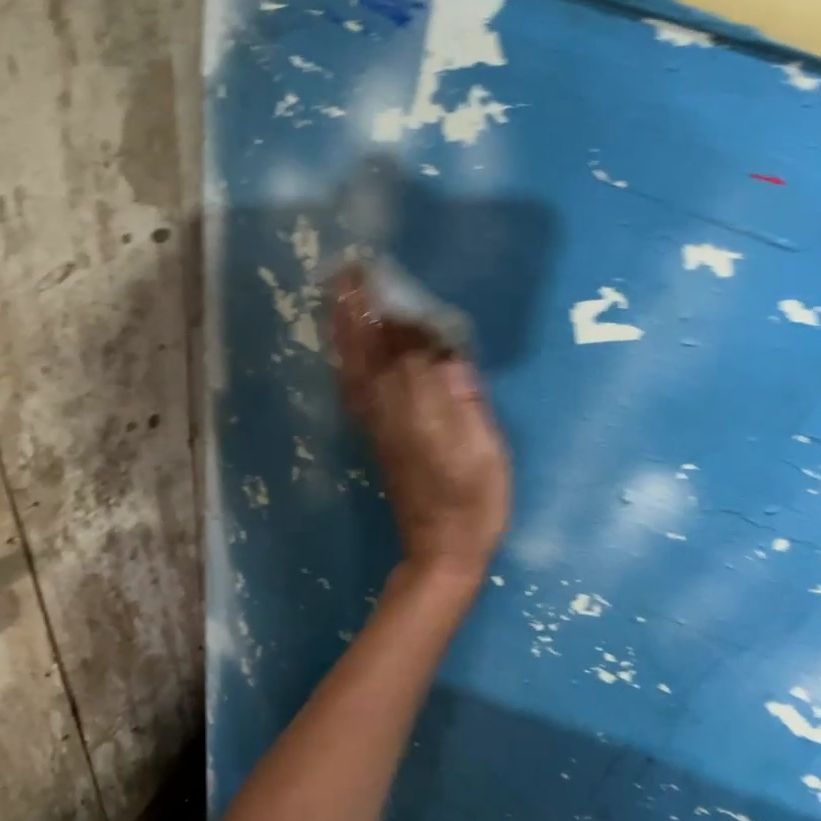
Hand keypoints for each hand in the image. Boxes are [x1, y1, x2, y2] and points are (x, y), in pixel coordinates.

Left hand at [329, 268, 510, 586]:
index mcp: (420, 409)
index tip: (380, 270)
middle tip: (345, 268)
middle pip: (368, 350)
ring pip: (354, 366)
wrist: (442, 552)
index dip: (390, 308)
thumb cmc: (476, 503)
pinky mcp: (376, 438)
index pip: (402, 346)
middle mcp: (391, 411)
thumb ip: (465, 402)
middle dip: (355, 308)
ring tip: (336, 294)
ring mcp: (379, 425)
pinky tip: (343, 348)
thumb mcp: (484, 453)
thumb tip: (447, 356)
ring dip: (343, 328)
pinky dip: (344, 362)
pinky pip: (353, 390)